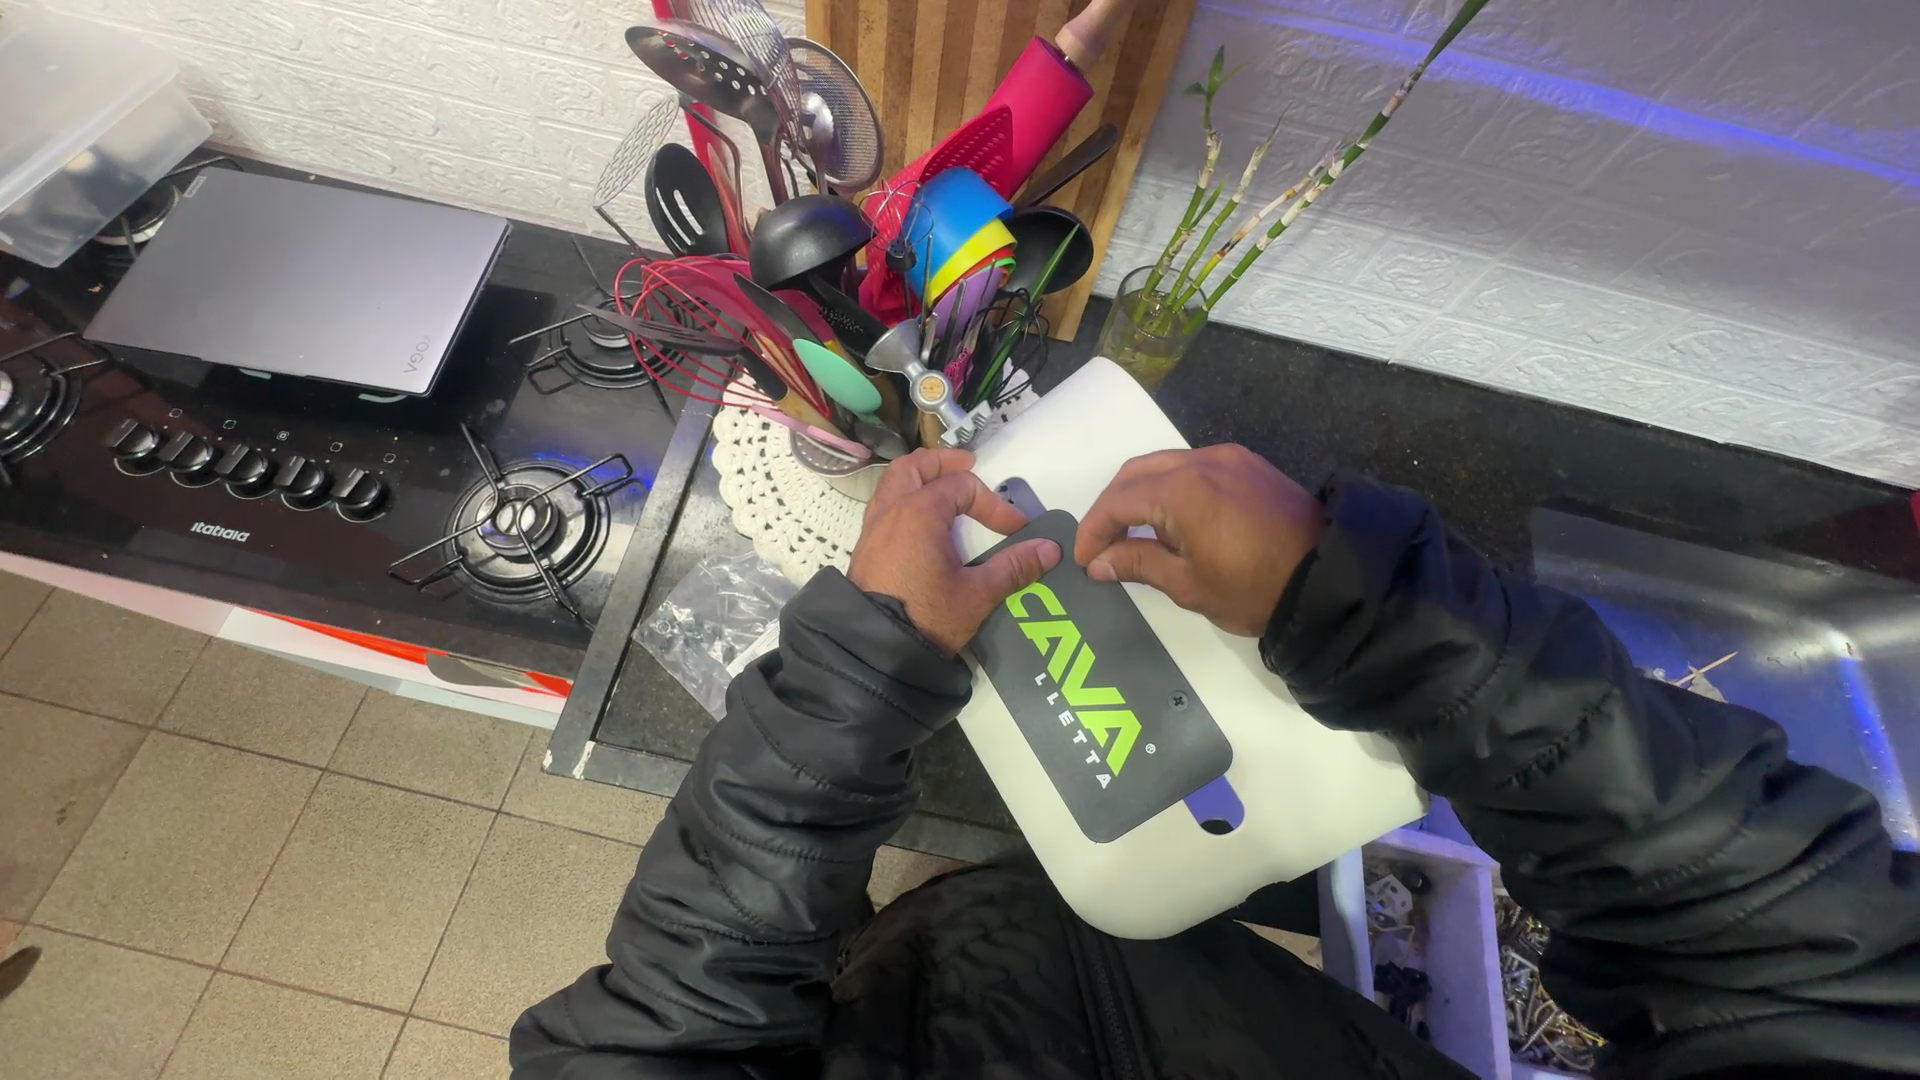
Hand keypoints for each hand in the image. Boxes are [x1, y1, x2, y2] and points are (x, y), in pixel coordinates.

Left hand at [848, 448, 1062, 653]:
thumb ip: (1014, 567)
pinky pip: (885, 507)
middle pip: (914, 467)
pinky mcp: (866, 549)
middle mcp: (892, 511)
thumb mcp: (977, 594)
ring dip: (920, 479)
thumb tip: (1050, 550)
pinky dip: (904, 501)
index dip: (994, 504)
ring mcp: (873, 529)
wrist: (875, 651)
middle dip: (943, 463)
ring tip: (943, 488)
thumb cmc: (927, 617)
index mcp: (920, 512)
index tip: (1015, 530)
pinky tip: (921, 523)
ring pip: (893, 484)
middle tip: (968, 465)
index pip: (963, 487)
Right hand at [1074, 445, 1324, 636]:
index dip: (1093, 530)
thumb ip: (1136, 563)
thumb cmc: (1253, 589)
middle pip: (1135, 474)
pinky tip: (1171, 520)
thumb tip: (1097, 562)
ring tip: (1132, 535)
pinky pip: (1193, 467)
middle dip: (1111, 507)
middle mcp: (1200, 461)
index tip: (1084, 559)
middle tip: (1102, 545)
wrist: (1331, 582)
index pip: (1117, 502)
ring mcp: (1228, 458)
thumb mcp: (1187, 584)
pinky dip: (1169, 488)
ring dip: (1139, 495)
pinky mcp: (1248, 465)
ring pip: (1163, 465)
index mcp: (1181, 490)